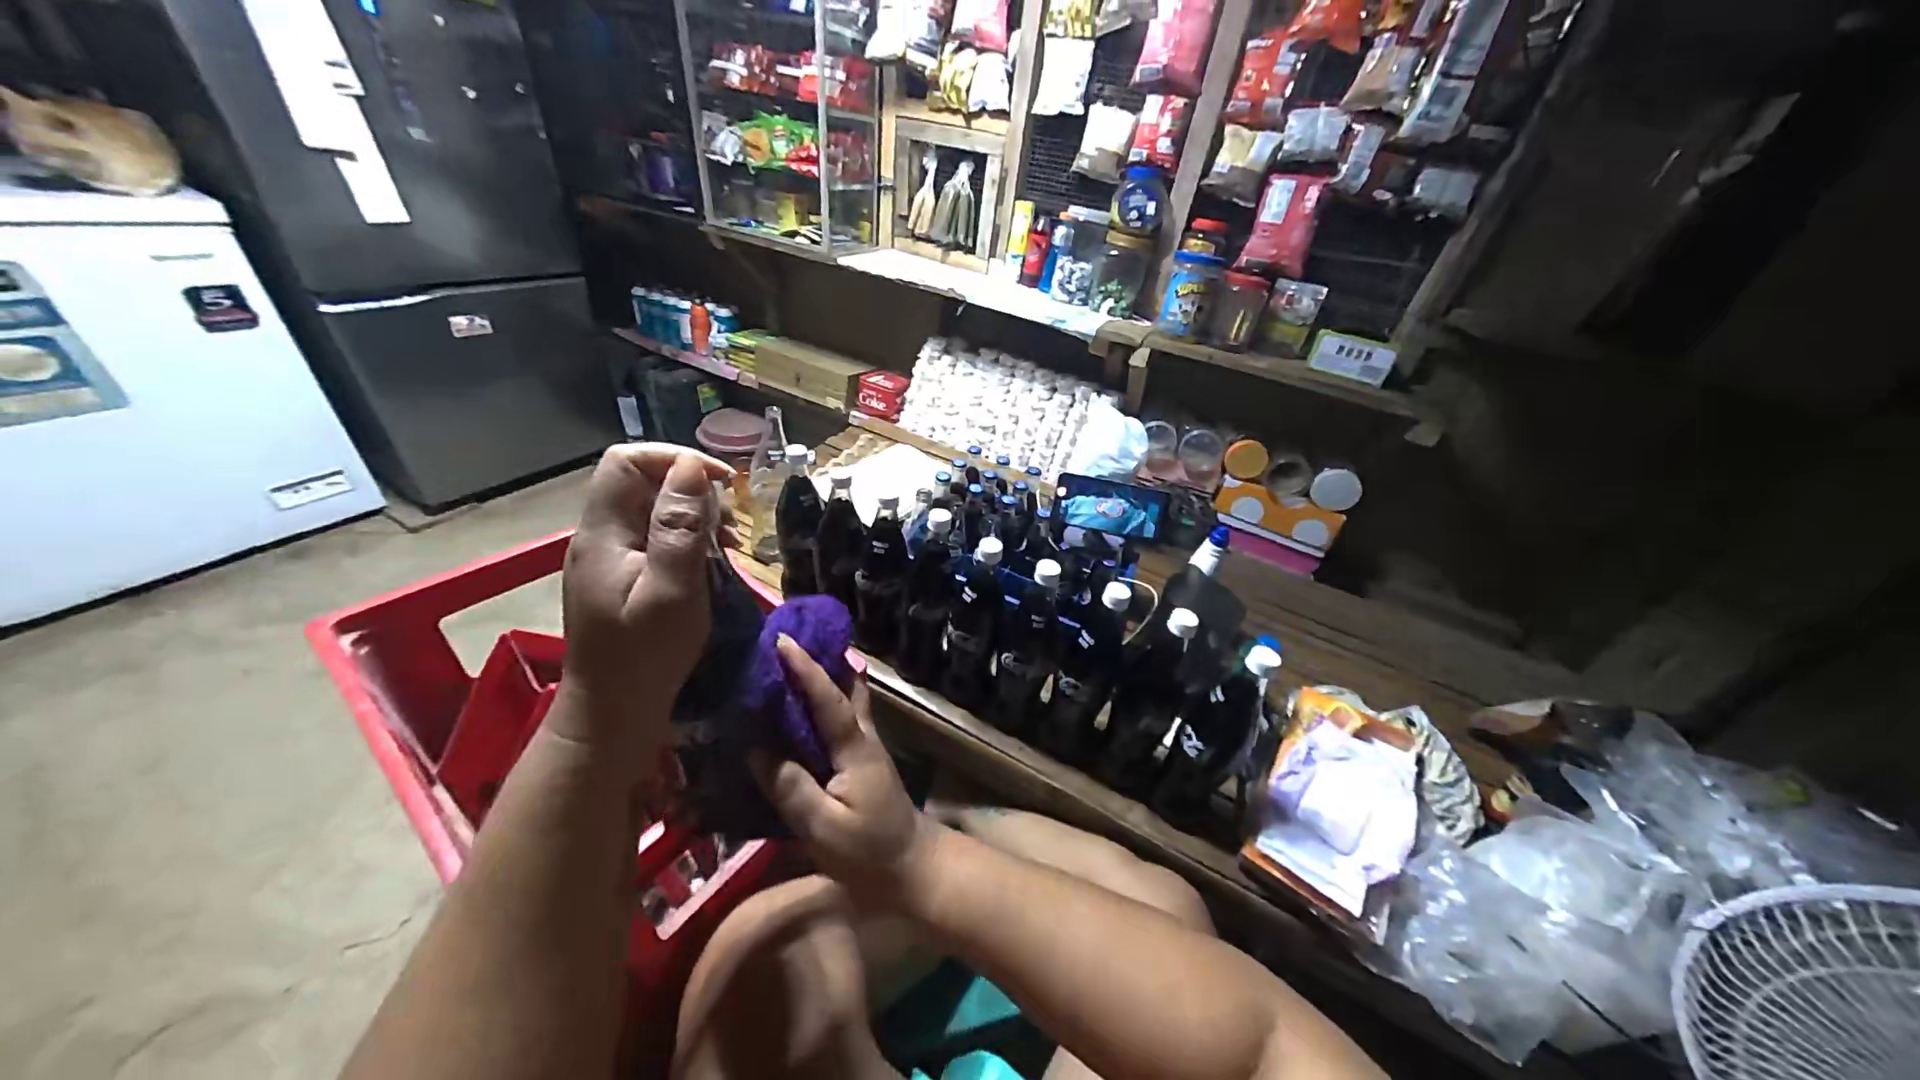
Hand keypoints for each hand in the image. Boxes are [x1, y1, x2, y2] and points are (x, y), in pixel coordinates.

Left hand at [557, 443, 733, 747]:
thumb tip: (692, 468)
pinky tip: (709, 563)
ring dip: (694, 516)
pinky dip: (686, 539)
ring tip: (726, 545)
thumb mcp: (672, 590)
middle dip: (691, 490)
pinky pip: (653, 537)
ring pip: (650, 509)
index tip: (722, 484)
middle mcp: (599, 536)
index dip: (676, 459)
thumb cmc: (645, 656)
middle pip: (641, 481)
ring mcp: (609, 557)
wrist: (612, 712)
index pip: (627, 461)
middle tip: (730, 525)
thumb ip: (680, 527)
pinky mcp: (621, 576)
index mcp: (603, 533)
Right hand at [754, 635, 933, 901]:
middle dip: (818, 658)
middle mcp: (863, 736)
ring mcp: (864, 746)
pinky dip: (821, 700)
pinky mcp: (859, 759)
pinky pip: (838, 718)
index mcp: (855, 748)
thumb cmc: (868, 851)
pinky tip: (797, 704)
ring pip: (845, 698)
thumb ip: (791, 788)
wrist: (911, 869)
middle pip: (843, 686)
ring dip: (822, 674)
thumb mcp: (823, 828)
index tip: (781, 640)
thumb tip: (756, 750)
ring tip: (788, 659)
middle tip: (785, 636)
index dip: (806, 669)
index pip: (829, 699)